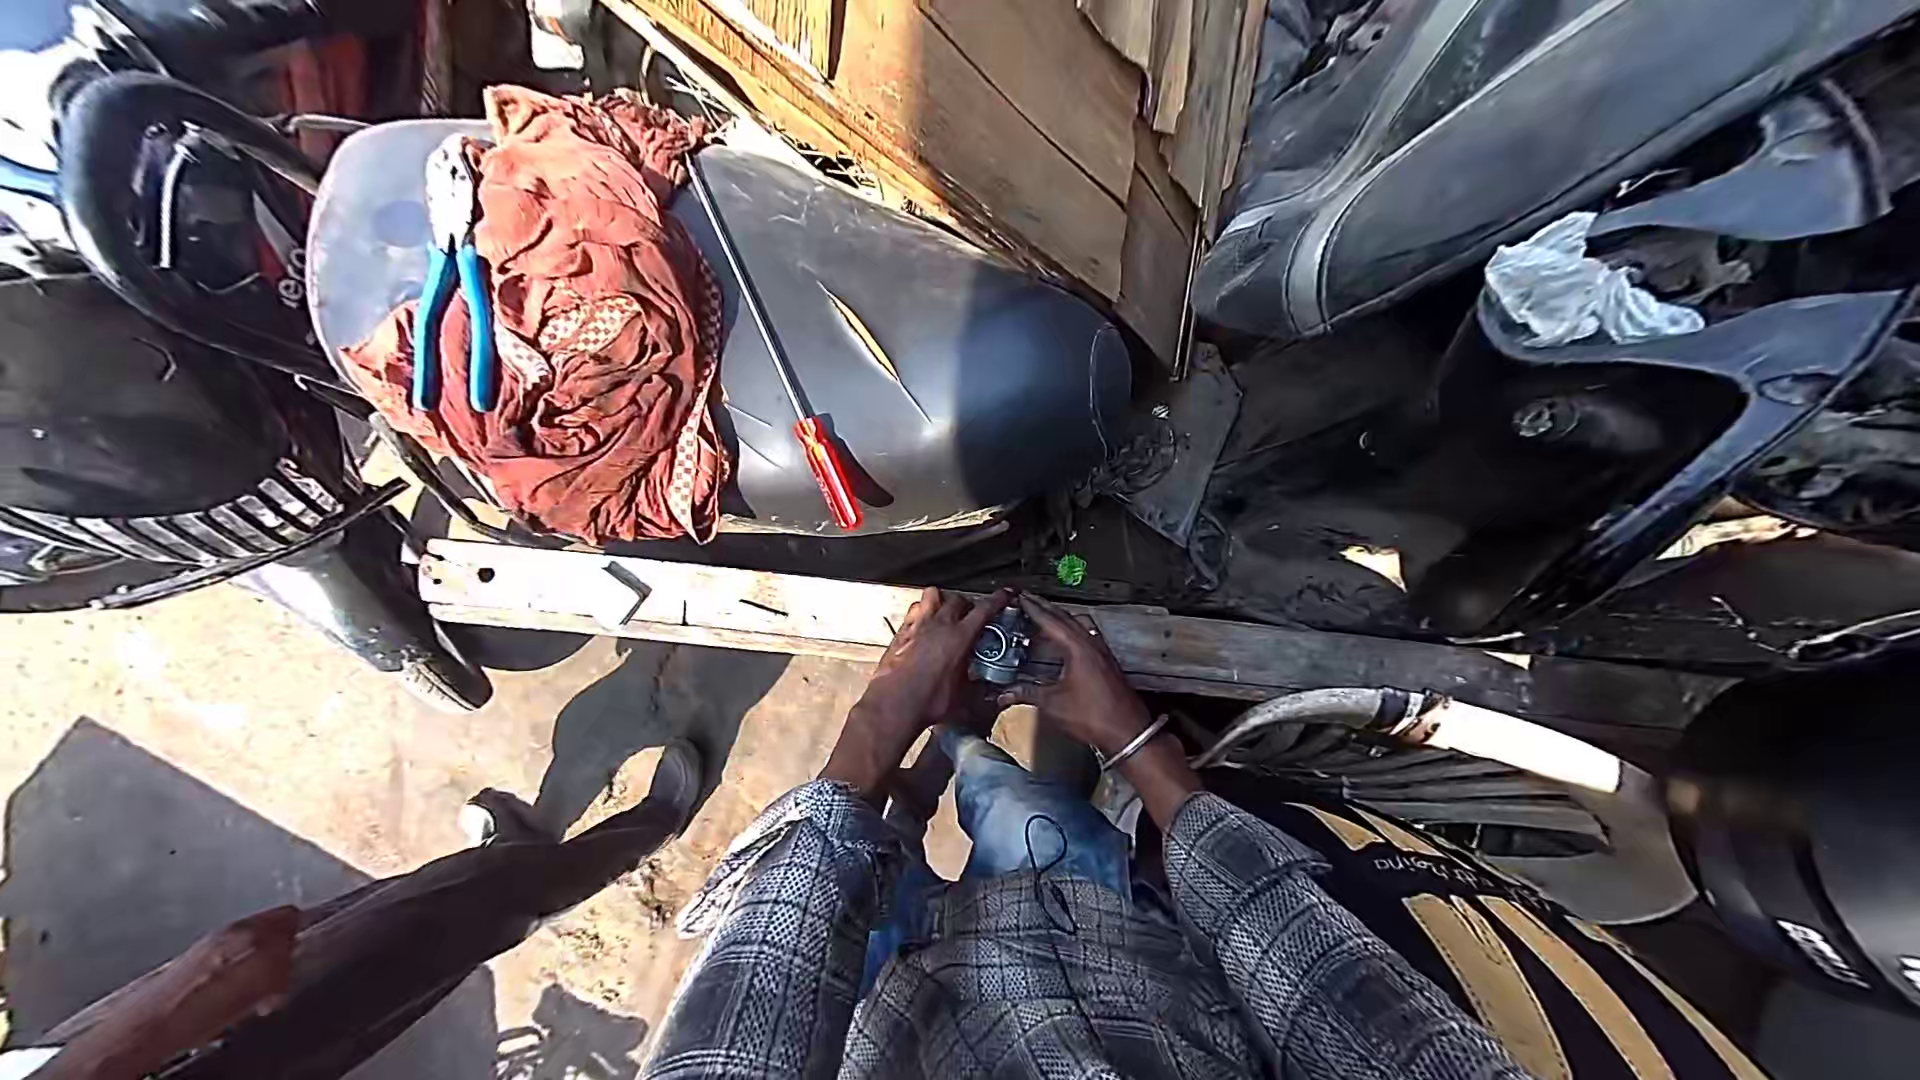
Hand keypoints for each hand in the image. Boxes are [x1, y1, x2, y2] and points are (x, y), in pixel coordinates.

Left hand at [821, 586, 1011, 796]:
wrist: (895, 704)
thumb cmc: (927, 700)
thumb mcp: (963, 697)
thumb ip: (978, 689)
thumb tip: (989, 693)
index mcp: (960, 637)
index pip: (985, 609)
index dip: (998, 599)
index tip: (1005, 594)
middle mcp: (940, 625)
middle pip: (959, 599)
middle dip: (968, 604)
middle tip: (972, 616)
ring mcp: (919, 625)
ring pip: (933, 595)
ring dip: (943, 600)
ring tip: (946, 612)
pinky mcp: (902, 631)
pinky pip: (914, 609)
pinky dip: (922, 611)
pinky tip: (924, 623)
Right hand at [995, 593, 1152, 757]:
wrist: (1128, 732)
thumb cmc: (1095, 717)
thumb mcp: (1053, 705)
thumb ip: (1027, 694)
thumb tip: (1005, 694)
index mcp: (1077, 648)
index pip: (1050, 621)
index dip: (1033, 608)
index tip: (1021, 597)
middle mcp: (1091, 644)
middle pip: (1065, 617)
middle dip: (1045, 607)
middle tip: (1029, 599)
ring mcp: (1102, 651)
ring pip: (1079, 623)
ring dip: (1061, 616)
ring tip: (1045, 616)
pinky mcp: (1107, 661)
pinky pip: (1088, 634)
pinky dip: (1073, 629)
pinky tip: (1067, 639)